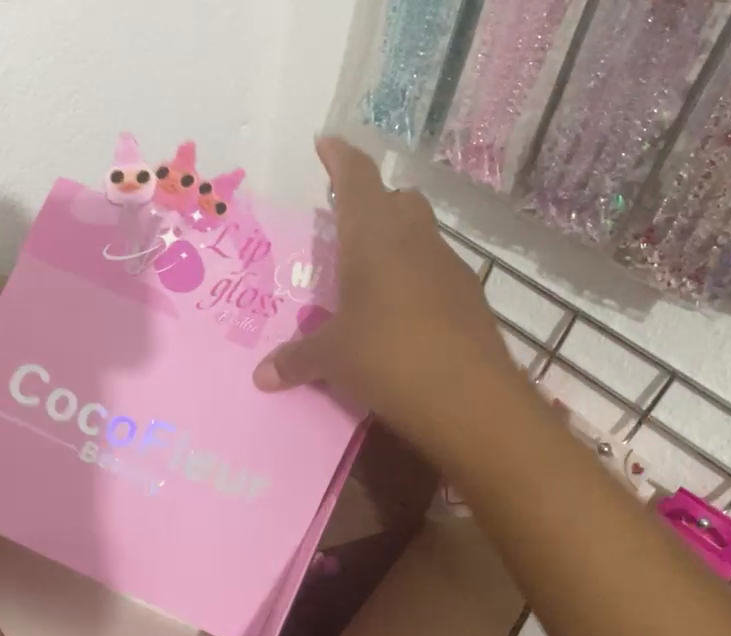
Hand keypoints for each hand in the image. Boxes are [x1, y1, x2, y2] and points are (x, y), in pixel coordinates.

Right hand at [255, 138, 513, 441]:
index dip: (340, 157)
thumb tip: (261, 376)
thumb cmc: (387, 358)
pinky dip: (415, 281)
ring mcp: (448, 267)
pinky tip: (400, 316)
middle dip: (372, 202)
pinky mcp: (469, 300)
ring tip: (369, 277)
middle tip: (346, 223)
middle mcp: (414, 240)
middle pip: (396, 201)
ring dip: (396, 244)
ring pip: (420, 236)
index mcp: (373, 237)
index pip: (356, 179)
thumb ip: (297, 360)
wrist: (468, 397)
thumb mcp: (332, 360)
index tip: (326, 142)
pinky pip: (436, 274)